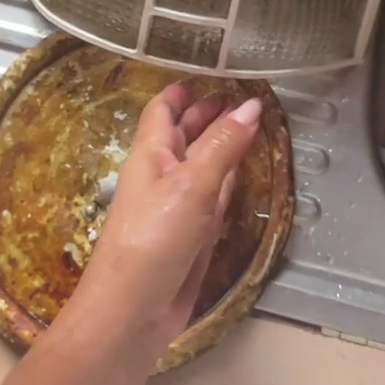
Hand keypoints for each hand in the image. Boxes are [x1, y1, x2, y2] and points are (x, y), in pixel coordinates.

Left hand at [58, 83, 262, 364]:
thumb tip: (253, 106)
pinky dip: (228, 176)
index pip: (165, 107)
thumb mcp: (191, 185)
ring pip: (202, 161)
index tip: (214, 68)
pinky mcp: (192, 233)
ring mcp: (177, 204)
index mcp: (151, 152)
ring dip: (222, 141)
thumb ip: (223, 145)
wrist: (131, 315)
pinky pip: (212, 194)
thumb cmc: (151, 241)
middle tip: (242, 92)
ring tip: (250, 120)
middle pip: (186, 131)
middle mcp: (162, 172)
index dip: (186, 87)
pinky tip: (242, 168)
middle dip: (209, 110)